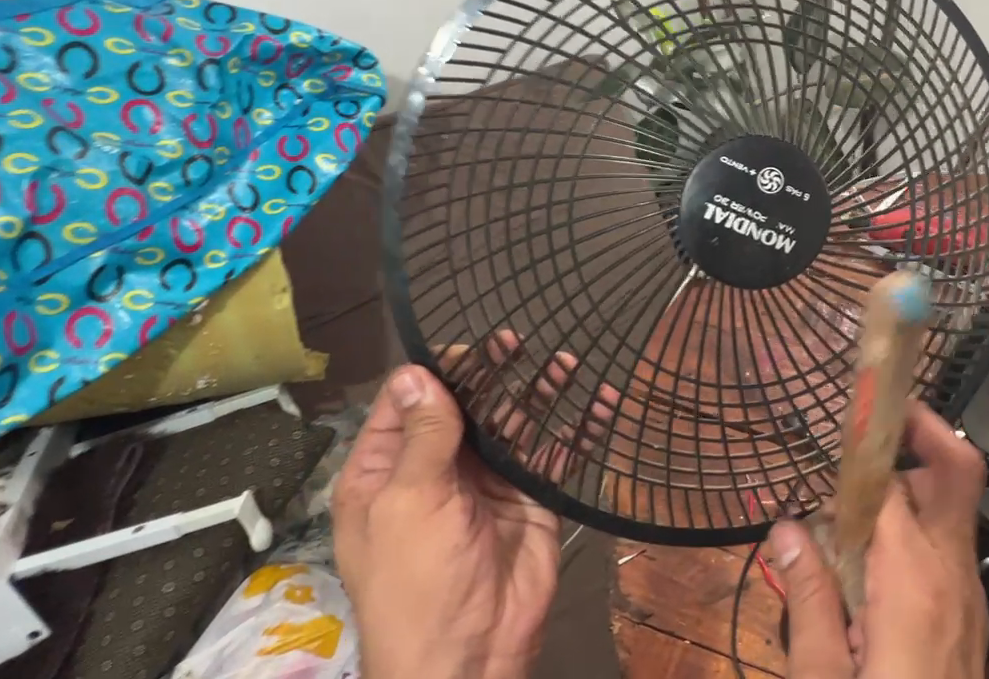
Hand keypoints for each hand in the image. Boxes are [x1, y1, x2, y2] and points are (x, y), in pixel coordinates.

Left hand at [333, 335, 618, 678]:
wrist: (470, 653)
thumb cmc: (417, 579)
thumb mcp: (408, 502)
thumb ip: (423, 437)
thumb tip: (419, 372)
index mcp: (388, 471)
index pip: (407, 404)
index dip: (436, 372)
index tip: (471, 346)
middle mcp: (438, 469)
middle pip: (467, 406)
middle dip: (494, 374)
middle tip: (520, 340)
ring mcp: (488, 482)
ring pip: (515, 423)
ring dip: (539, 392)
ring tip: (566, 362)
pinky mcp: (532, 496)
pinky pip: (555, 452)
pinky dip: (578, 427)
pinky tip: (600, 402)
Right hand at [768, 400, 988, 678]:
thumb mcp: (821, 675)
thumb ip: (807, 593)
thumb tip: (786, 525)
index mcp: (912, 578)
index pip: (890, 483)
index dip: (863, 448)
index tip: (839, 422)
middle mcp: (953, 570)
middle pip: (959, 470)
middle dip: (924, 430)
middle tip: (877, 418)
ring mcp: (970, 591)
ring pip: (956, 503)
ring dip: (917, 477)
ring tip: (861, 485)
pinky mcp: (971, 612)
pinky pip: (951, 541)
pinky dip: (920, 520)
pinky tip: (876, 549)